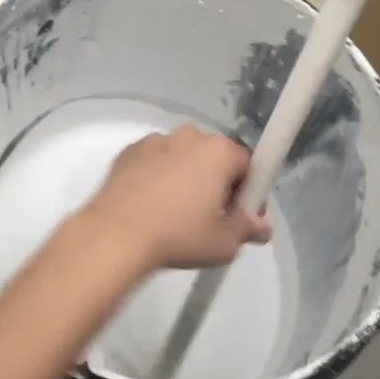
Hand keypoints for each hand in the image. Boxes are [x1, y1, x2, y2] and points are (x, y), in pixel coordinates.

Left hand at [77, 126, 271, 272]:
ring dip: (188, 176)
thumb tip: (263, 225)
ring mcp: (156, 139)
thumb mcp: (224, 243)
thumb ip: (248, 229)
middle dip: (218, 182)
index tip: (240, 216)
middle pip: (215, 157)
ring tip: (177, 211)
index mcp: (217, 151)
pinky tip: (151, 202)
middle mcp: (188, 135)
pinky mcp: (130, 149)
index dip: (248, 192)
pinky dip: (160, 175)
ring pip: (184, 156)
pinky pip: (157, 160)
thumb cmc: (178, 235)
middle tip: (211, 217)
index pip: (247, 165)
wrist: (116, 232)